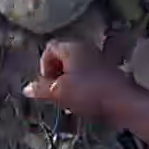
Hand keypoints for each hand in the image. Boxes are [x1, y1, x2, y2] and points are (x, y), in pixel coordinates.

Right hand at [22, 41, 137, 124]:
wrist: (122, 101)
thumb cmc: (89, 92)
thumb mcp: (60, 92)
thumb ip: (41, 89)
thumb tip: (26, 89)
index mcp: (72, 47)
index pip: (49, 48)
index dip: (44, 65)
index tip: (47, 83)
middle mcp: (85, 47)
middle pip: (62, 56)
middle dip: (55, 74)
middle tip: (56, 91)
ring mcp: (97, 57)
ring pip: (74, 66)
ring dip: (68, 80)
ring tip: (69, 98)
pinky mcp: (106, 69)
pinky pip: (86, 72)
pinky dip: (80, 83)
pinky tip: (83, 99)